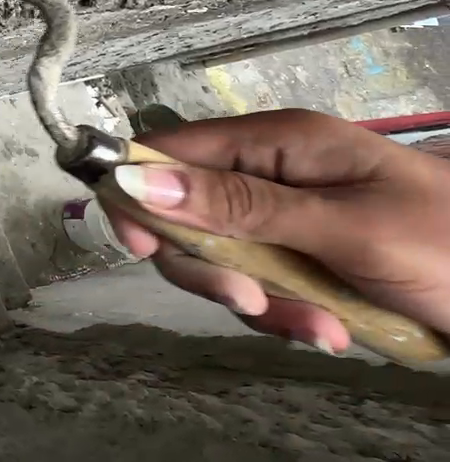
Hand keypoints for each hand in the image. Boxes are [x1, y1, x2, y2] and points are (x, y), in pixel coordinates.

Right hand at [100, 108, 449, 353]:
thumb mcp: (352, 230)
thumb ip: (239, 204)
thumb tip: (126, 179)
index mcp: (275, 143)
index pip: (163, 151)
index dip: (135, 192)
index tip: (142, 247)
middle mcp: (270, 172)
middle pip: (182, 209)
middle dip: (206, 262)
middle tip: (245, 301)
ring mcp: (289, 217)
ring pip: (219, 254)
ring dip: (254, 298)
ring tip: (316, 330)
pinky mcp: (308, 258)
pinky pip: (260, 281)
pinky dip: (285, 313)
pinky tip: (331, 333)